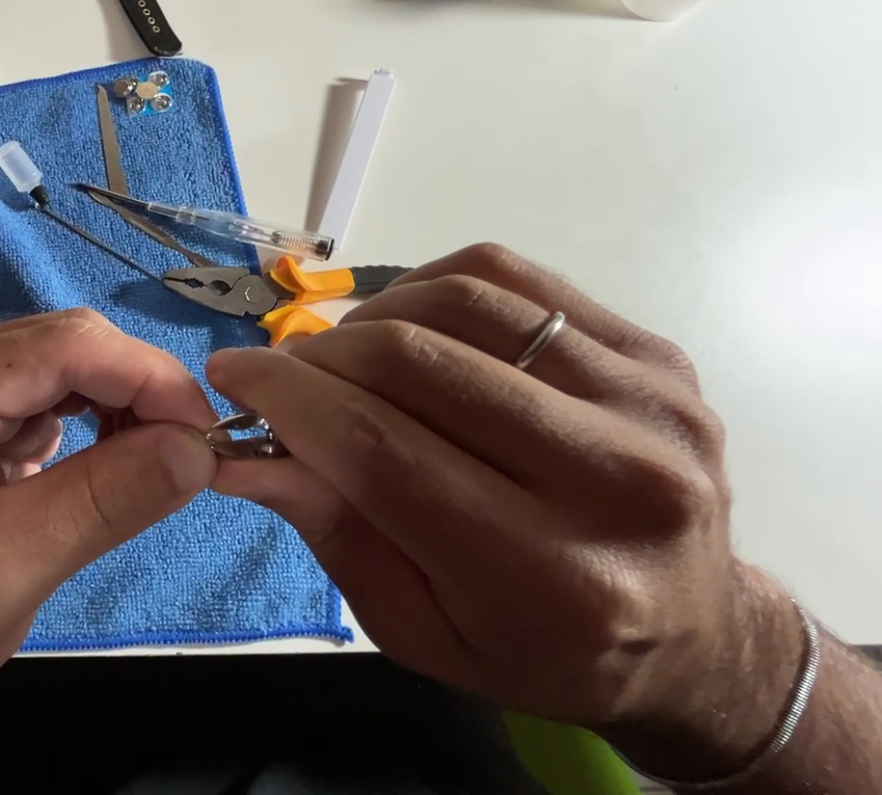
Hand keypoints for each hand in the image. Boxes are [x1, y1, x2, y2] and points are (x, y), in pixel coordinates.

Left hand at [0, 310, 217, 710]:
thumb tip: (199, 447)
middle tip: (194, 458)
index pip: (59, 345)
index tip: (207, 437)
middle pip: (70, 343)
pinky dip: (106, 417)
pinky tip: (122, 460)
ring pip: (74, 361)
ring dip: (129, 402)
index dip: (144, 376)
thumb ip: (102, 500)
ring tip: (160, 464)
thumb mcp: (9, 564)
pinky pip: (63, 390)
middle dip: (142, 389)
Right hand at [205, 244, 801, 773]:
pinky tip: (406, 329)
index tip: (229, 375)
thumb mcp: (410, 624)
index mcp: (547, 575)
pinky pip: (506, 278)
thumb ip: (326, 528)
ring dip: (366, 320)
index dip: (282, 396)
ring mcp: (648, 405)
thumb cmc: (532, 644)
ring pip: (454, 302)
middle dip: (312, 356)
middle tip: (278, 373)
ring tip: (342, 357)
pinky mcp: (656, 357)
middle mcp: (616, 480)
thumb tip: (238, 452)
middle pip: (409, 361)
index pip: (376, 445)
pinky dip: (426, 288)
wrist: (695, 635)